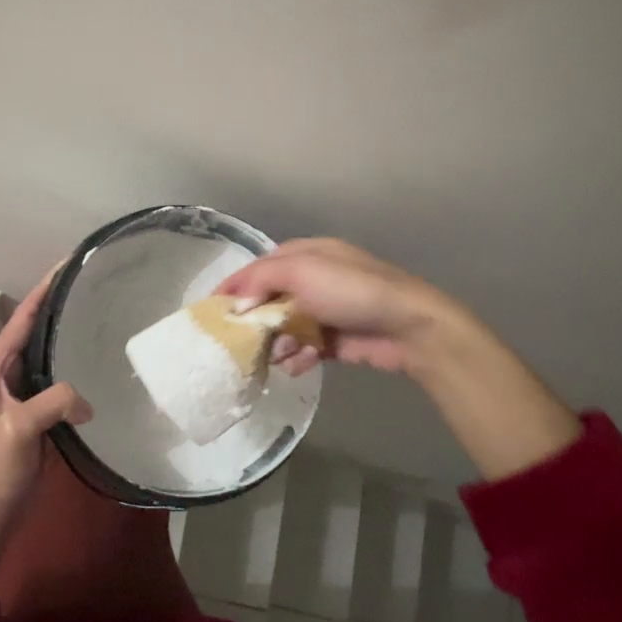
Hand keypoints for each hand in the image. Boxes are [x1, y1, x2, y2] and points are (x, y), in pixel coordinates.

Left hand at [0, 265, 93, 513]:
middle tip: (100, 286)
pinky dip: (78, 368)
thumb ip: (54, 402)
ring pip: (51, 354)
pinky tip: (102, 367)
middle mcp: (6, 372)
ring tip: (107, 317)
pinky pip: (62, 380)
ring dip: (71, 337)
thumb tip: (87, 401)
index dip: (45, 287)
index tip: (71, 262)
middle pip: (37, 328)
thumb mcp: (20, 428)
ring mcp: (22, 392)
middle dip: (63, 306)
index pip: (23, 315)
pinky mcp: (38, 412)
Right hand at [219, 238, 580, 480]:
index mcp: (309, 255)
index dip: (236, 286)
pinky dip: (299, 357)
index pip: (261, 267)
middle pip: (272, 299)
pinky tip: (295, 366)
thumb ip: (262, 280)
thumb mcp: (302, 272)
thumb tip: (234, 300)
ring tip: (267, 358)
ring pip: (288, 326)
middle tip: (235, 340)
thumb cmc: (353, 291)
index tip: (211, 308)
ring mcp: (329, 310)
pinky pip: (308, 347)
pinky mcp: (340, 340)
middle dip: (255, 319)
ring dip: (276, 341)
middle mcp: (317, 279)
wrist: (410, 327)